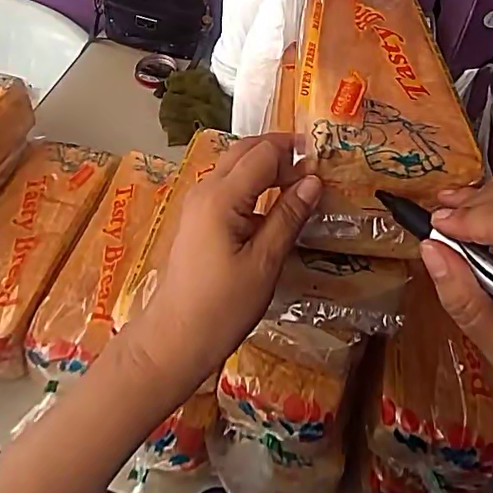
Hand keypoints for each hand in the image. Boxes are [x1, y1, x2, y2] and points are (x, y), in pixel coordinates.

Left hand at [117, 134, 322, 395]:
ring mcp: (197, 202)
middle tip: (310, 171)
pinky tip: (270, 209)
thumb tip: (313, 181)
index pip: (263, 153)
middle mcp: (206, 189)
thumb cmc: (221, 308)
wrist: (171, 342)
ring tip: (296, 187)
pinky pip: (227, 184)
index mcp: (222, 196)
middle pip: (245, 150)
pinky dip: (252, 184)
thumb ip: (288, 217)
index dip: (293, 151)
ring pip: (235, 164)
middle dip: (279, 152)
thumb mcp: (264, 264)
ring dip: (265, 166)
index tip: (321, 164)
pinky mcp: (196, 217)